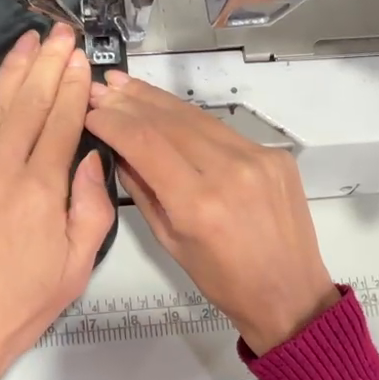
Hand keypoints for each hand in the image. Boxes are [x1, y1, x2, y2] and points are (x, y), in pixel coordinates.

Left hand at [0, 25, 114, 379]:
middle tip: (60, 31)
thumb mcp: (75, 270)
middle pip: (29, 103)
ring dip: (10, 70)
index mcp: (42, 190)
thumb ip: (91, 209)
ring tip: (26, 41)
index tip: (81, 58)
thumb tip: (92, 159)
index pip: (63, 122)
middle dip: (48, 63)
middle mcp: (0, 168)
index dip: (74, 86)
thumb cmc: (15, 310)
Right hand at [87, 72, 337, 355]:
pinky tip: (168, 112)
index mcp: (198, 204)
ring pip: (196, 117)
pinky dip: (190, 119)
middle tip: (102, 88)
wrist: (288, 292)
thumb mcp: (171, 243)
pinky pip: (222, 130)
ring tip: (127, 87)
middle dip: (130, 103)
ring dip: (157, 101)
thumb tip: (118, 152)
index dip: (113, 123)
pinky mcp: (275, 155)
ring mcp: (257, 158)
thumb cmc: (224, 281)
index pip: (145, 144)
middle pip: (169, 121)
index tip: (89, 112)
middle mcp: (229, 172)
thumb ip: (144, 192)